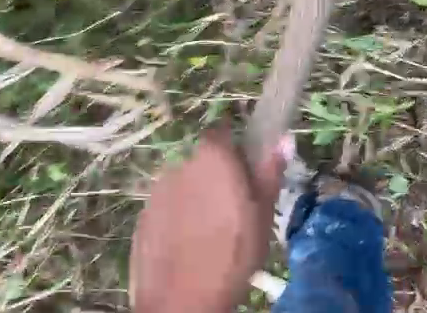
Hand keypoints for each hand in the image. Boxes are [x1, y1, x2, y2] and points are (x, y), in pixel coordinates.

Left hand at [130, 128, 290, 312]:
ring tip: (210, 227)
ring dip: (196, 192)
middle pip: (203, 156)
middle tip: (233, 204)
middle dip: (216, 172)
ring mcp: (158, 187)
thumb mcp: (263, 215)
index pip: (224, 130)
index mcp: (212, 154)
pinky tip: (189, 240)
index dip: (236, 148)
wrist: (178, 303)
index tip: (246, 172)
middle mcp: (182, 161)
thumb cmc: (231, 256)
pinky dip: (178, 214)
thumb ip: (270, 172)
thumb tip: (283, 138)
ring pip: (184, 180)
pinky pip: (167, 203)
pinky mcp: (143, 213)